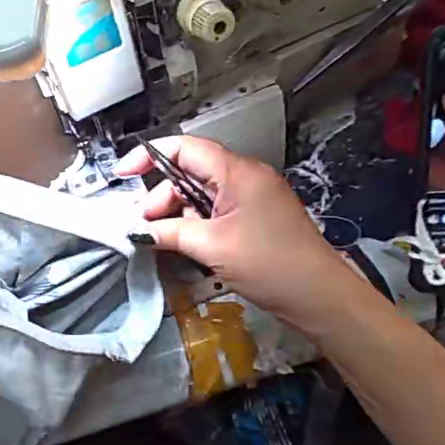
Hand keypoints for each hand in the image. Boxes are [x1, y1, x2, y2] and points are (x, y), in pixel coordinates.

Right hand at [114, 137, 369, 330]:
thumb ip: (168, 232)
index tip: (123, 175)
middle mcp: (245, 178)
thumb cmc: (270, 264)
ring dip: (177, 216)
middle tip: (146, 226)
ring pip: (199, 196)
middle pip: (188, 174)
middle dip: (161, 197)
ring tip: (165, 240)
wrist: (320, 297)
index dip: (148, 157)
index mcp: (237, 173)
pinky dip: (195, 226)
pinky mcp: (254, 220)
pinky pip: (214, 213)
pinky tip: (186, 245)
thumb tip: (137, 230)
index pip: (185, 148)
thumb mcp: (211, 245)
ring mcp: (251, 199)